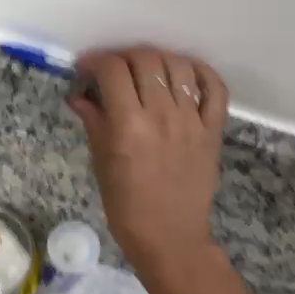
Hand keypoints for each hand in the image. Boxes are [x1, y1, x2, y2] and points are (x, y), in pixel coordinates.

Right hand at [69, 48, 229, 283]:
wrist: (170, 236)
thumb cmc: (126, 206)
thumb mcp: (101, 163)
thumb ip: (94, 123)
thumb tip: (79, 96)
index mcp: (128, 126)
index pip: (113, 71)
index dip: (96, 61)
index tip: (87, 69)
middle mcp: (162, 116)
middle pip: (146, 60)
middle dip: (124, 57)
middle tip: (115, 70)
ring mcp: (192, 121)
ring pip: (179, 67)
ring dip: (159, 59)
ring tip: (146, 70)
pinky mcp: (214, 130)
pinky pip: (215, 88)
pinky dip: (201, 72)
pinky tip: (184, 73)